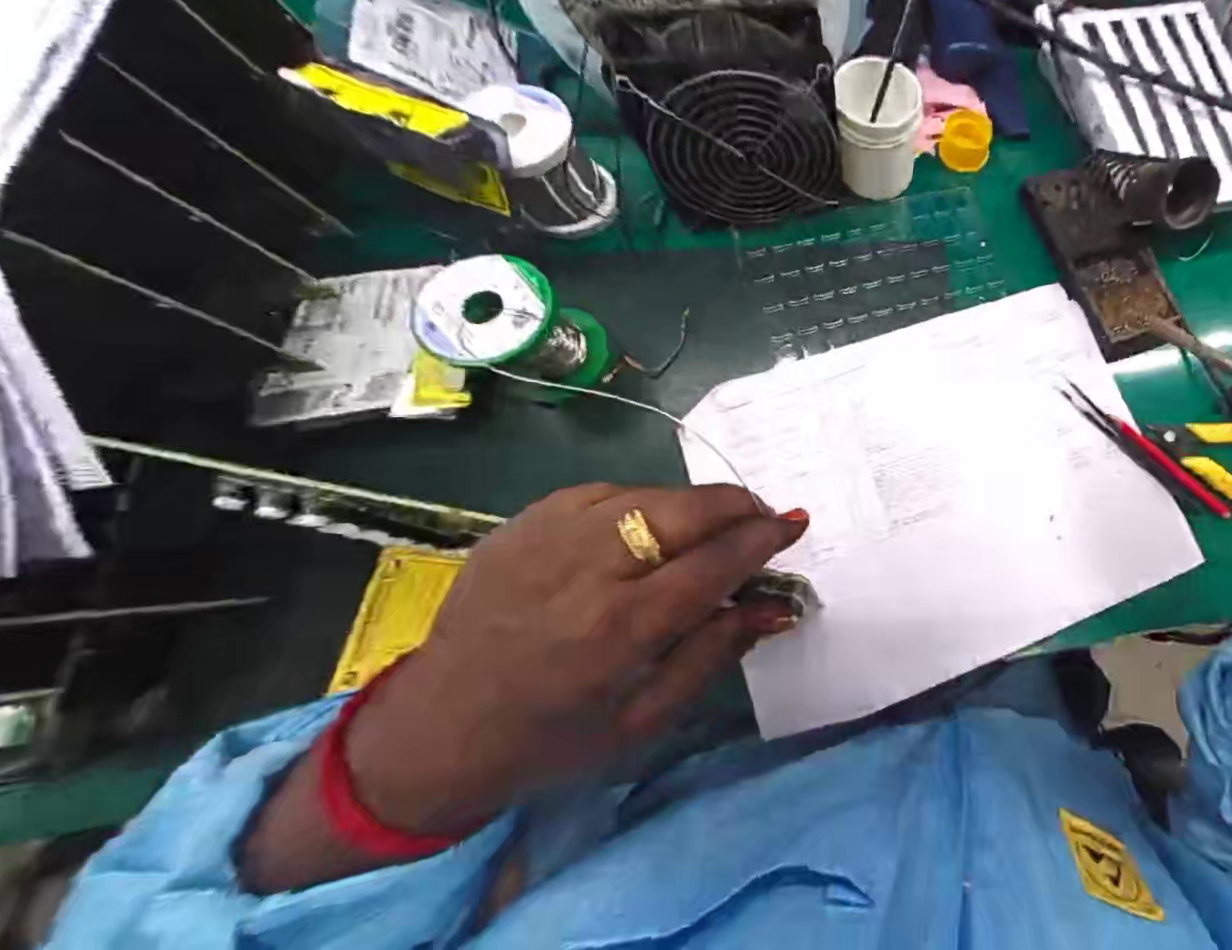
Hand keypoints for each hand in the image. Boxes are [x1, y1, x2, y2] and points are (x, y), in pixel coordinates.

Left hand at [241, 484, 806, 890]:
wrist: (437, 726)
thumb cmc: (552, 738)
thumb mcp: (644, 717)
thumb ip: (715, 651)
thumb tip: (776, 605)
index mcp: (620, 628)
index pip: (715, 562)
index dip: (763, 538)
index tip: (794, 524)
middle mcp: (588, 566)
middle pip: (687, 509)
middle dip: (739, 506)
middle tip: (762, 520)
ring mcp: (550, 532)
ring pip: (651, 492)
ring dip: (694, 506)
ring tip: (710, 528)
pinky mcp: (526, 518)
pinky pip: (606, 493)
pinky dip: (642, 505)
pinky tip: (647, 529)